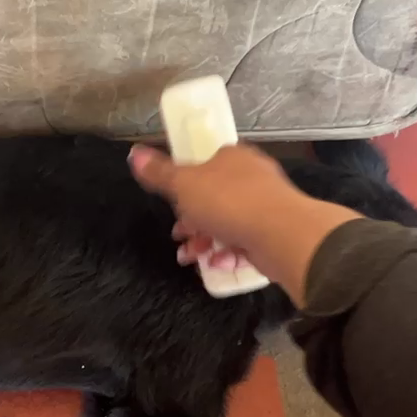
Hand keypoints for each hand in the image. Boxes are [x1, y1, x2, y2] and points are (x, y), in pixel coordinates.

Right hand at [128, 143, 360, 306]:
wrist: (283, 234)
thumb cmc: (229, 202)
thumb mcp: (183, 185)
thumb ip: (159, 173)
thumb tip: (133, 152)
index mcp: (231, 157)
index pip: (204, 165)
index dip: (184, 188)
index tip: (172, 208)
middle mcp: (251, 177)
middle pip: (213, 198)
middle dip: (192, 221)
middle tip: (179, 238)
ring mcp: (266, 205)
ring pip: (227, 222)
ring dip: (205, 241)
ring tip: (192, 258)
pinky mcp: (275, 232)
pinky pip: (245, 241)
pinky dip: (228, 253)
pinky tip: (217, 264)